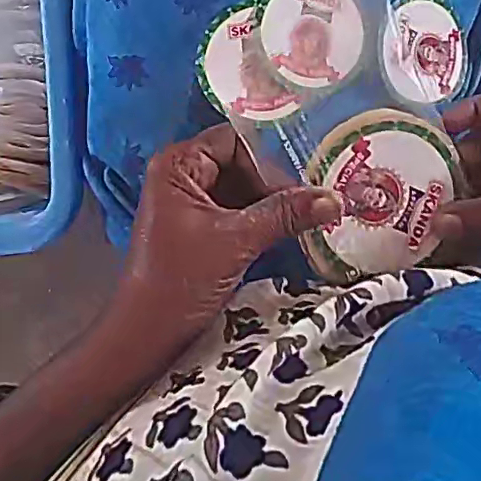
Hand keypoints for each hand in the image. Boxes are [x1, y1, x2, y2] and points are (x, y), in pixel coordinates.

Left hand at [108, 125, 341, 356]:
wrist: (146, 340)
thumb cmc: (178, 283)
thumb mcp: (236, 242)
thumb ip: (285, 214)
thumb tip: (334, 198)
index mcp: (178, 164)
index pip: (235, 140)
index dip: (269, 154)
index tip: (305, 171)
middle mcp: (183, 174)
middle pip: (242, 161)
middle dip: (277, 178)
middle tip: (316, 189)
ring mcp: (192, 201)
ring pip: (244, 186)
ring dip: (275, 199)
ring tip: (312, 205)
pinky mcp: (203, 226)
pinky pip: (241, 208)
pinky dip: (265, 216)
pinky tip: (295, 223)